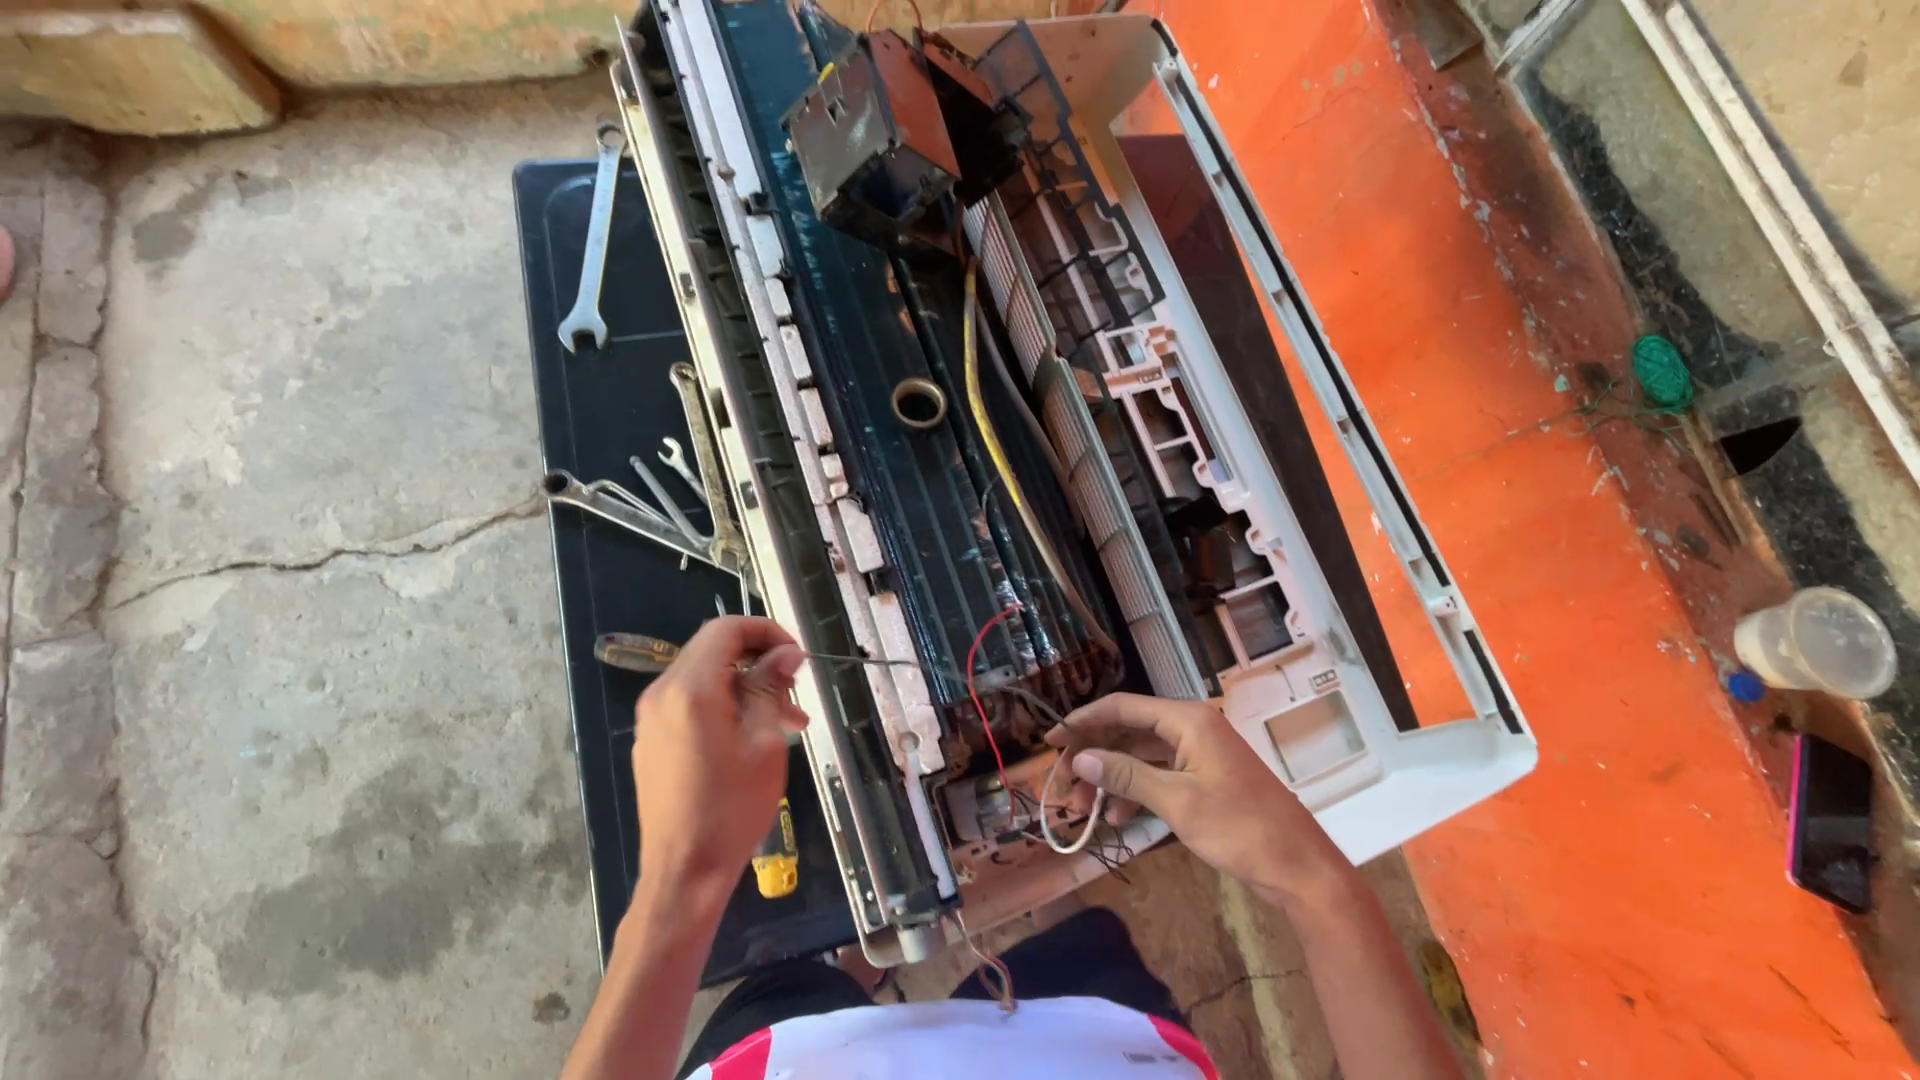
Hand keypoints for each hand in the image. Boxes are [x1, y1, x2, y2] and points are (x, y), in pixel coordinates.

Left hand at [631, 616, 807, 899]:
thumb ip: (770, 688)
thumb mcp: (765, 744)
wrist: (683, 873)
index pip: (726, 629)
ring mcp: (651, 719)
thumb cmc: (732, 809)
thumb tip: (785, 652)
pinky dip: (725, 706)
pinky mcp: (652, 742)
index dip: (767, 632)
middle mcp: (661, 695)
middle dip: (760, 660)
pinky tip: (755, 738)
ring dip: (747, 687)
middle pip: (713, 650)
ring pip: (704, 679)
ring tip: (790, 721)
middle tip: (796, 691)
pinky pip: (691, 705)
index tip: (796, 658)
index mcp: (690, 689)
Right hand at [1045, 693, 1351, 908]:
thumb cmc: (1239, 827)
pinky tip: (1114, 818)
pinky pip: (1157, 775)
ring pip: (1139, 756)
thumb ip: (1126, 775)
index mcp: (1188, 720)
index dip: (1083, 721)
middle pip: (1128, 731)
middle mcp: (1191, 728)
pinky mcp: (1203, 779)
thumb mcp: (1177, 802)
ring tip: (1081, 809)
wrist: (1298, 866)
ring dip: (1109, 779)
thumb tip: (1081, 757)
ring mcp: (1198, 754)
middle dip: (1093, 756)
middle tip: (1064, 784)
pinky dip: (1133, 792)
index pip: (1123, 708)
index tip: (1051, 741)